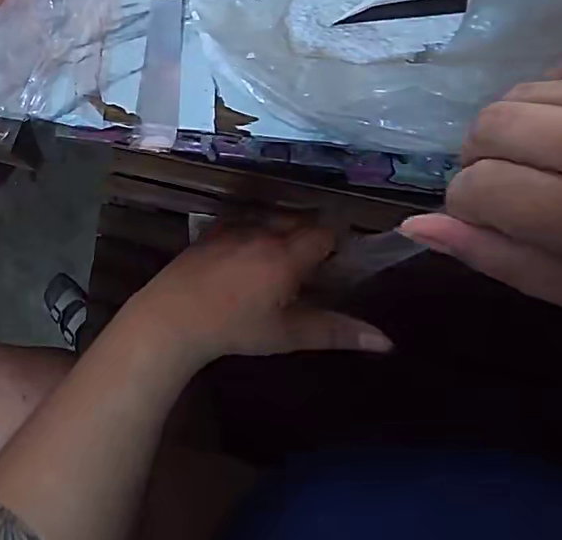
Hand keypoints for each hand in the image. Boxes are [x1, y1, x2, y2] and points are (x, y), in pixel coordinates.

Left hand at [116, 224, 392, 372]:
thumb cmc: (236, 326)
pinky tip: (247, 258)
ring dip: (281, 233)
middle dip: (310, 237)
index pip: (324, 231)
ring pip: (269, 219)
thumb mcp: (288, 334)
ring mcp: (233, 227)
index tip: (340, 262)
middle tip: (314, 268)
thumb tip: (386, 341)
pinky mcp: (211, 231)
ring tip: (281, 264)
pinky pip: (242, 222)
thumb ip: (336, 331)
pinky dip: (253, 233)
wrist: (175, 314)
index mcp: (286, 253)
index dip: (336, 243)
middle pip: (297, 221)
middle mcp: (262, 231)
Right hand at [398, 53, 561, 377]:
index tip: (479, 217)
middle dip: (477, 155)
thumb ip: (514, 265)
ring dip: (513, 123)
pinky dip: (560, 88)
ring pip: (535, 88)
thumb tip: (419, 226)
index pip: (492, 190)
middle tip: (502, 185)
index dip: (465, 203)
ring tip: (539, 155)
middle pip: (501, 124)